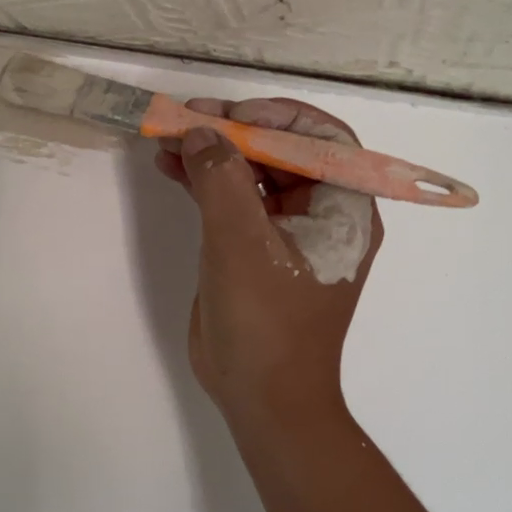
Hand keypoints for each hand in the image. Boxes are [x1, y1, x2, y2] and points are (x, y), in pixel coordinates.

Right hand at [154, 98, 382, 424]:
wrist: (261, 396)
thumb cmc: (267, 320)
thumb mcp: (241, 243)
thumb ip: (221, 179)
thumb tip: (200, 132)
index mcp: (344, 211)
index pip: (323, 139)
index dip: (277, 116)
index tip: (228, 115)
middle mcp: (321, 214)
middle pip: (283, 150)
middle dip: (235, 129)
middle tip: (187, 118)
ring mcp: (286, 231)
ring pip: (253, 171)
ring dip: (213, 152)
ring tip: (167, 139)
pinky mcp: (254, 247)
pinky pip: (233, 198)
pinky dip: (203, 179)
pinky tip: (169, 167)